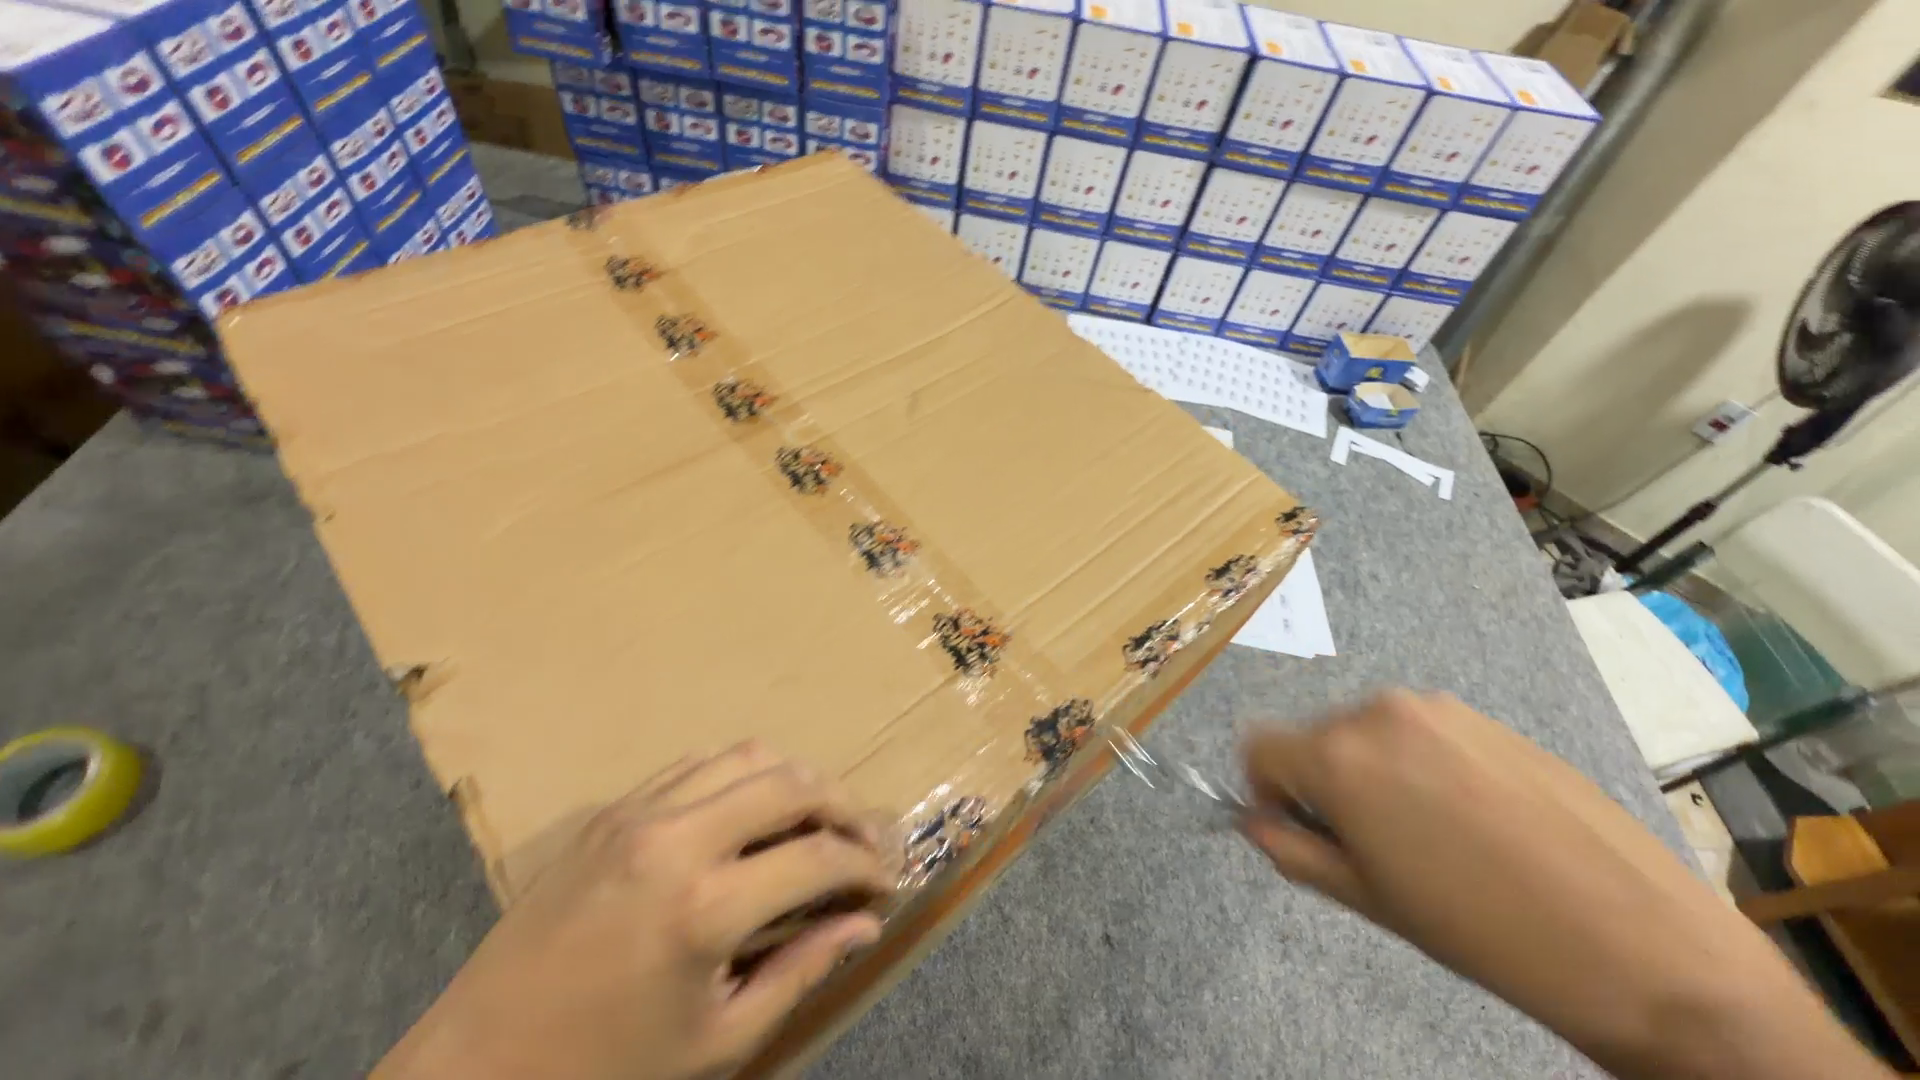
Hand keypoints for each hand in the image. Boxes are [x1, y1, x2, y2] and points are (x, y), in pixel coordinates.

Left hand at [374, 743, 896, 1079]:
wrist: (477, 1064)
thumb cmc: (606, 1068)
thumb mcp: (718, 1039)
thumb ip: (800, 970)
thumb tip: (864, 924)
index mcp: (705, 907)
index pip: (819, 858)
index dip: (866, 867)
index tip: (887, 884)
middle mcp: (676, 839)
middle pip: (791, 783)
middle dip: (845, 806)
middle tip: (866, 842)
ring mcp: (638, 814)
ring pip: (746, 756)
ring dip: (796, 781)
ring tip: (817, 821)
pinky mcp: (611, 810)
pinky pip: (695, 765)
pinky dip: (741, 777)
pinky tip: (750, 814)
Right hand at [1240, 690, 1890, 1079]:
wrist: (1637, 940)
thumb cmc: (1480, 929)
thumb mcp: (1367, 899)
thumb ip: (1292, 851)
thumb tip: (1256, 821)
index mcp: (1339, 755)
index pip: (1257, 746)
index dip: (1266, 790)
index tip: (1301, 831)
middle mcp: (1380, 712)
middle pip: (1315, 737)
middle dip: (1324, 782)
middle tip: (1372, 845)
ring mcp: (1441, 710)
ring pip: (1370, 733)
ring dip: (1375, 772)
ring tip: (1431, 834)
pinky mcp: (1489, 718)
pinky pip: (1423, 733)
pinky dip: (1423, 765)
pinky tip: (1474, 818)